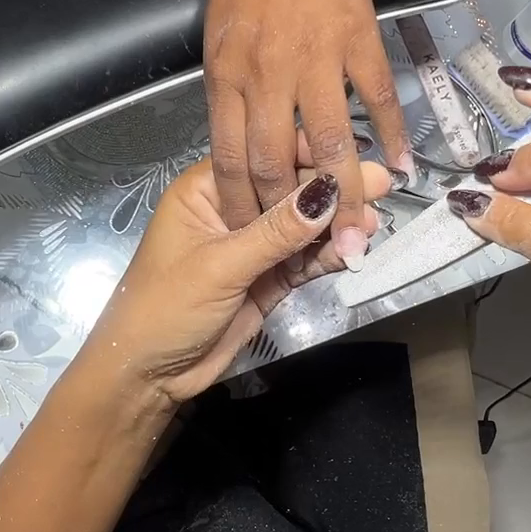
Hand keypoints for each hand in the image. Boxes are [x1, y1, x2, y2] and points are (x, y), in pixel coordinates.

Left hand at [80, 146, 390, 402]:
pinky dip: (329, 256)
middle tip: (382, 188)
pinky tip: (355, 250)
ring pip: (303, 227)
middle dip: (331, 192)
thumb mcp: (219, 266)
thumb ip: (276, 232)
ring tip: (374, 224)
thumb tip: (330, 191)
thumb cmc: (165, 308)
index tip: (353, 157)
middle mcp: (233, 209)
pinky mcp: (268, 278)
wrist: (148, 376)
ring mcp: (253, 246)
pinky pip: (305, 260)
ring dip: (337, 226)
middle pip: (290, 191)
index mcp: (206, 189)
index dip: (308, 155)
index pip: (263, 158)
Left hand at [204, 0, 410, 265]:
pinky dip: (390, 136)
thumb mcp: (218, 35)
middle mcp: (266, 73)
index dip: (244, 206)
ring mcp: (315, 56)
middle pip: (276, 165)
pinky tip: (399, 165)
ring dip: (347, 193)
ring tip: (362, 228)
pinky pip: (377, 99)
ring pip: (329, 143)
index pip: (230, 160)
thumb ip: (230, 93)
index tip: (256, 239)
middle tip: (314, 250)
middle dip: (294, 218)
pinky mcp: (358, 37)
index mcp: (224, 75)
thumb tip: (246, 146)